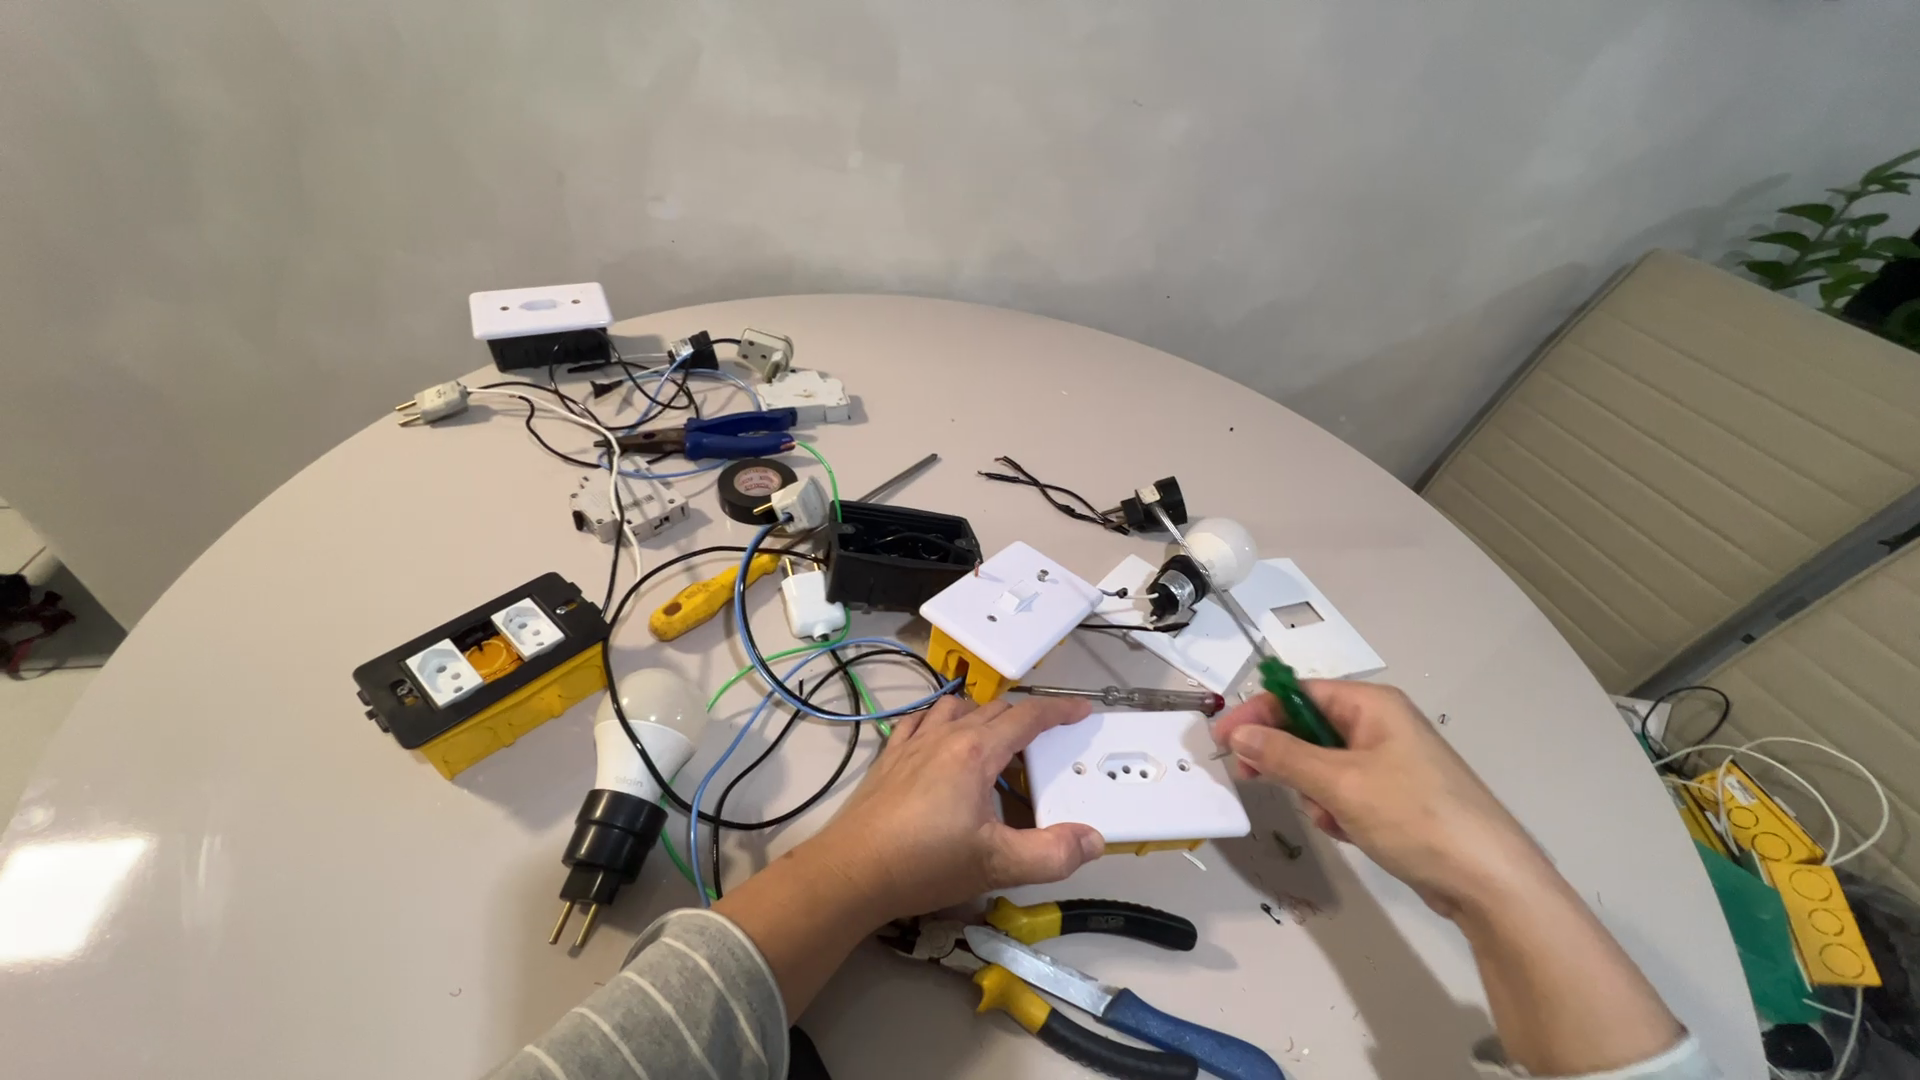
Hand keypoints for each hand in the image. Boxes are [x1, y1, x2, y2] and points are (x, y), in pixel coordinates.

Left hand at [801, 694, 1106, 923]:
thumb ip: (1051, 853)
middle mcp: (946, 736)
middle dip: (1027, 717)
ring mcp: (913, 742)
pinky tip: (941, 739)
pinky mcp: (890, 756)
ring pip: (956, 708)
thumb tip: (1093, 839)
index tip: (1081, 709)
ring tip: (997, 740)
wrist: (853, 870)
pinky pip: (920, 721)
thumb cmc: (925, 863)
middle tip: (1048, 739)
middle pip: (995, 710)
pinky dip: (941, 721)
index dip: (1059, 710)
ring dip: (984, 715)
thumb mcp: (997, 865)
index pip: (1027, 717)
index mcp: (976, 752)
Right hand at [1213, 680, 1550, 917]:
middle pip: (1307, 728)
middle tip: (1251, 778)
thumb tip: (1238, 734)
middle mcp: (1380, 725)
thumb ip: (1282, 755)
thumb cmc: (1415, 817)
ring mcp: (1390, 762)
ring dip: (1312, 789)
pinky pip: (1343, 790)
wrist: (1491, 884)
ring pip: (1322, 763)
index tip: (1222, 739)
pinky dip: (1334, 808)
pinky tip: (1347, 830)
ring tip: (1328, 816)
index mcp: (1372, 705)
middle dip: (1283, 756)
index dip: (1257, 712)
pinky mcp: (1395, 796)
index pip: (1297, 694)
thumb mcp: (1339, 783)